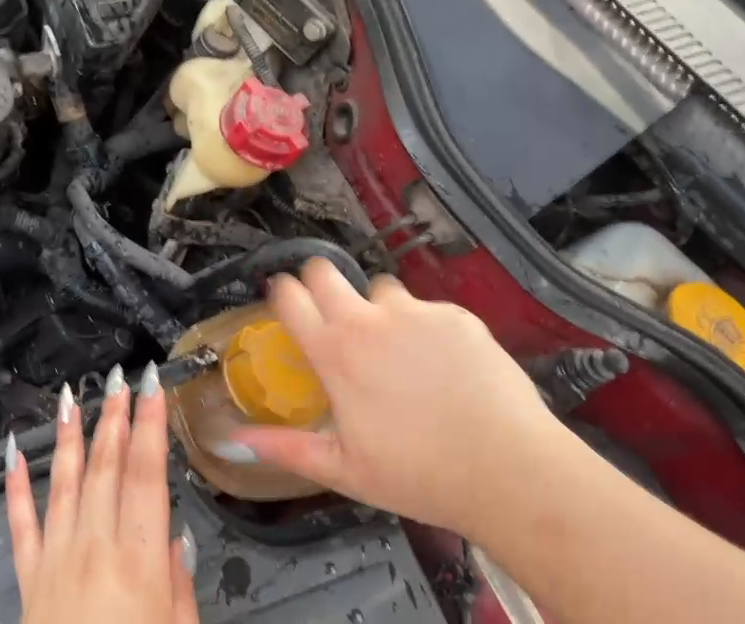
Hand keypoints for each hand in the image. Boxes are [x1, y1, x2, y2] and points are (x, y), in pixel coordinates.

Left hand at [7, 363, 197, 623]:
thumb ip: (177, 585)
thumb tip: (175, 533)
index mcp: (139, 560)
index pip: (147, 475)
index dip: (150, 425)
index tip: (152, 386)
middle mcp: (94, 546)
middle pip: (107, 468)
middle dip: (114, 417)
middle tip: (117, 376)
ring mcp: (55, 558)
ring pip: (64, 482)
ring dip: (69, 435)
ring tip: (70, 395)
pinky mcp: (27, 577)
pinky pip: (20, 523)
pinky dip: (15, 485)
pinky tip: (12, 451)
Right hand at [223, 261, 570, 535]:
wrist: (511, 473)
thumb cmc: (419, 476)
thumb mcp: (343, 469)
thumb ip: (285, 448)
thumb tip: (233, 442)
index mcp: (335, 353)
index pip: (289, 295)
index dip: (281, 292)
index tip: (284, 302)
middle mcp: (368, 321)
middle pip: (325, 269)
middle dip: (320, 282)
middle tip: (333, 314)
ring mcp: (416, 313)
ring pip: (382, 288)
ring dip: (379, 308)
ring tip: (398, 348)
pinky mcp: (458, 316)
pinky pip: (429, 309)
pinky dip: (428, 328)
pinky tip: (445, 365)